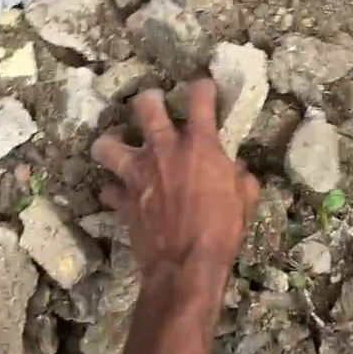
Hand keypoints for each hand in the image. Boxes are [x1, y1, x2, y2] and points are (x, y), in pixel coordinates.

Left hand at [93, 80, 259, 278]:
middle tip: (154, 105)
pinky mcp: (122, 201)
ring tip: (120, 143)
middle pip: (145, 107)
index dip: (203, 86)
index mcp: (199, 145)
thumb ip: (240, 177)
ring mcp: (137, 174)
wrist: (185, 267)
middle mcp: (164, 150)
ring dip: (112, 141)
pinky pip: (109, 189)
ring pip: (107, 144)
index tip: (204, 86)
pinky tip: (123, 193)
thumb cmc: (222, 230)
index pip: (199, 97)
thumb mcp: (245, 199)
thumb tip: (235, 169)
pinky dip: (115, 189)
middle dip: (149, 100)